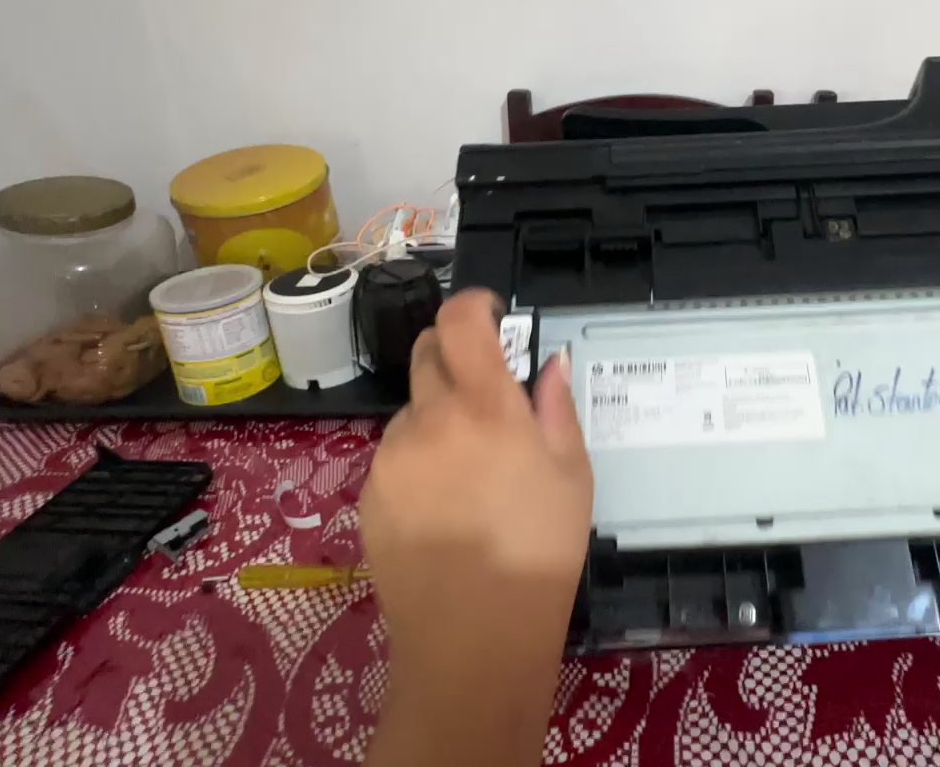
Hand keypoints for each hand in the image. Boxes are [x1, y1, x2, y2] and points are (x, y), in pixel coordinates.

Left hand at [360, 288, 591, 766]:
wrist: (476, 637)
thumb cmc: (541, 548)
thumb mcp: (571, 471)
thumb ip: (556, 405)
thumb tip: (550, 361)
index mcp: (487, 407)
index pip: (459, 322)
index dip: (472, 303)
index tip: (490, 312)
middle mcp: (431, 419)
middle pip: (427, 352)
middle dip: (453, 354)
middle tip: (484, 394)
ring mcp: (392, 455)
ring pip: (412, 407)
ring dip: (437, 414)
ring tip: (467, 470)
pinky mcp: (367, 491)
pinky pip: (394, 452)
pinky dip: (417, 456)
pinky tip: (441, 503)